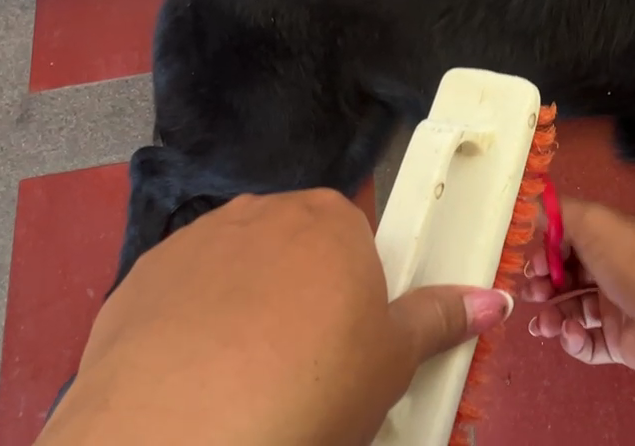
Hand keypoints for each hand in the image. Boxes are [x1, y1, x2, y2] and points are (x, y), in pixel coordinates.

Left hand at [37, 189, 511, 444]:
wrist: (176, 436)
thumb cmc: (309, 387)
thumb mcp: (392, 363)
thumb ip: (440, 320)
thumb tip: (494, 300)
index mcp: (330, 218)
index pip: (355, 238)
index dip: (356, 291)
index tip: (350, 341)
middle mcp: (264, 210)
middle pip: (294, 248)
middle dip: (302, 296)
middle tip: (304, 367)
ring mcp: (197, 240)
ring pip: (236, 270)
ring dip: (244, 308)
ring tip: (242, 382)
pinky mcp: (140, 278)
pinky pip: (180, 297)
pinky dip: (188, 328)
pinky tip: (190, 381)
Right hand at [520, 197, 634, 404]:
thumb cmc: (628, 261)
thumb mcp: (591, 221)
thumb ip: (559, 212)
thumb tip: (534, 206)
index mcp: (609, 237)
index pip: (570, 239)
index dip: (548, 249)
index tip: (534, 262)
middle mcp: (612, 268)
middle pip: (568, 275)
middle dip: (544, 284)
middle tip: (532, 293)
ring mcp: (616, 306)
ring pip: (573, 309)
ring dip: (552, 314)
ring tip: (546, 324)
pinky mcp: (619, 341)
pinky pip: (587, 341)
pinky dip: (574, 339)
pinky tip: (572, 334)